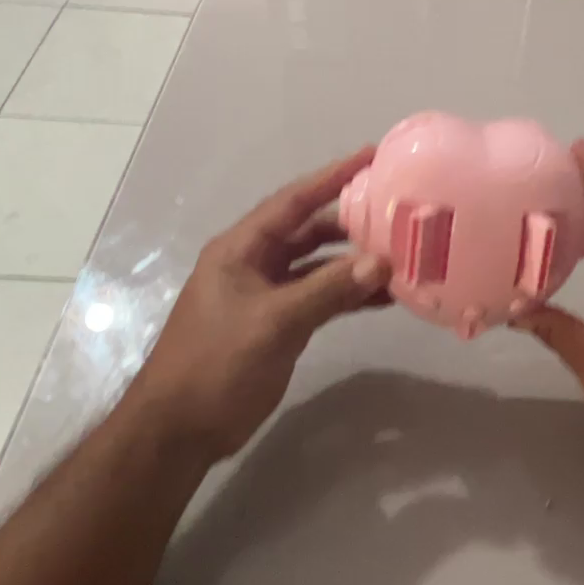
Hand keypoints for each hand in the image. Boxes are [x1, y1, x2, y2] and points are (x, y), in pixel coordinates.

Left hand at [129, 148, 390, 460]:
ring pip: (319, 267)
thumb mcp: (273, 322)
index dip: (332, 177)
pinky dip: (349, 295)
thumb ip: (327, 290)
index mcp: (242, 249)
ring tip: (403, 256)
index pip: (293, 201)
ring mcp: (268, 295)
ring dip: (355, 263)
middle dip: (352, 222)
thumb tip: (381, 262)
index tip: (372, 156)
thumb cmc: (216, 364)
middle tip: (400, 212)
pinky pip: (321, 298)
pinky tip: (384, 297)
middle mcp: (255, 263)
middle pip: (310, 231)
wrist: (181, 428)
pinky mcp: (279, 324)